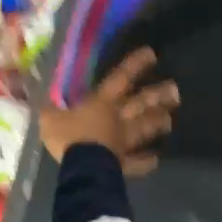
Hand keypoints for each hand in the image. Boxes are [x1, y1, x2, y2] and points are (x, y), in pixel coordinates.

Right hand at [36, 48, 179, 175]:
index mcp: (101, 103)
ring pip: (144, 129)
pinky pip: (138, 162)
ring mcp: (124, 142)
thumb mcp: (49, 118)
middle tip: (175, 90)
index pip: (120, 78)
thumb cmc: (68, 137)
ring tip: (170, 119)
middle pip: (141, 104)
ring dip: (157, 123)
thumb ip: (50, 110)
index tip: (151, 54)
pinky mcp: (124, 164)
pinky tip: (156, 160)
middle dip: (157, 96)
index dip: (134, 65)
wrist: (81, 167)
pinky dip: (147, 161)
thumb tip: (46, 103)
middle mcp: (117, 119)